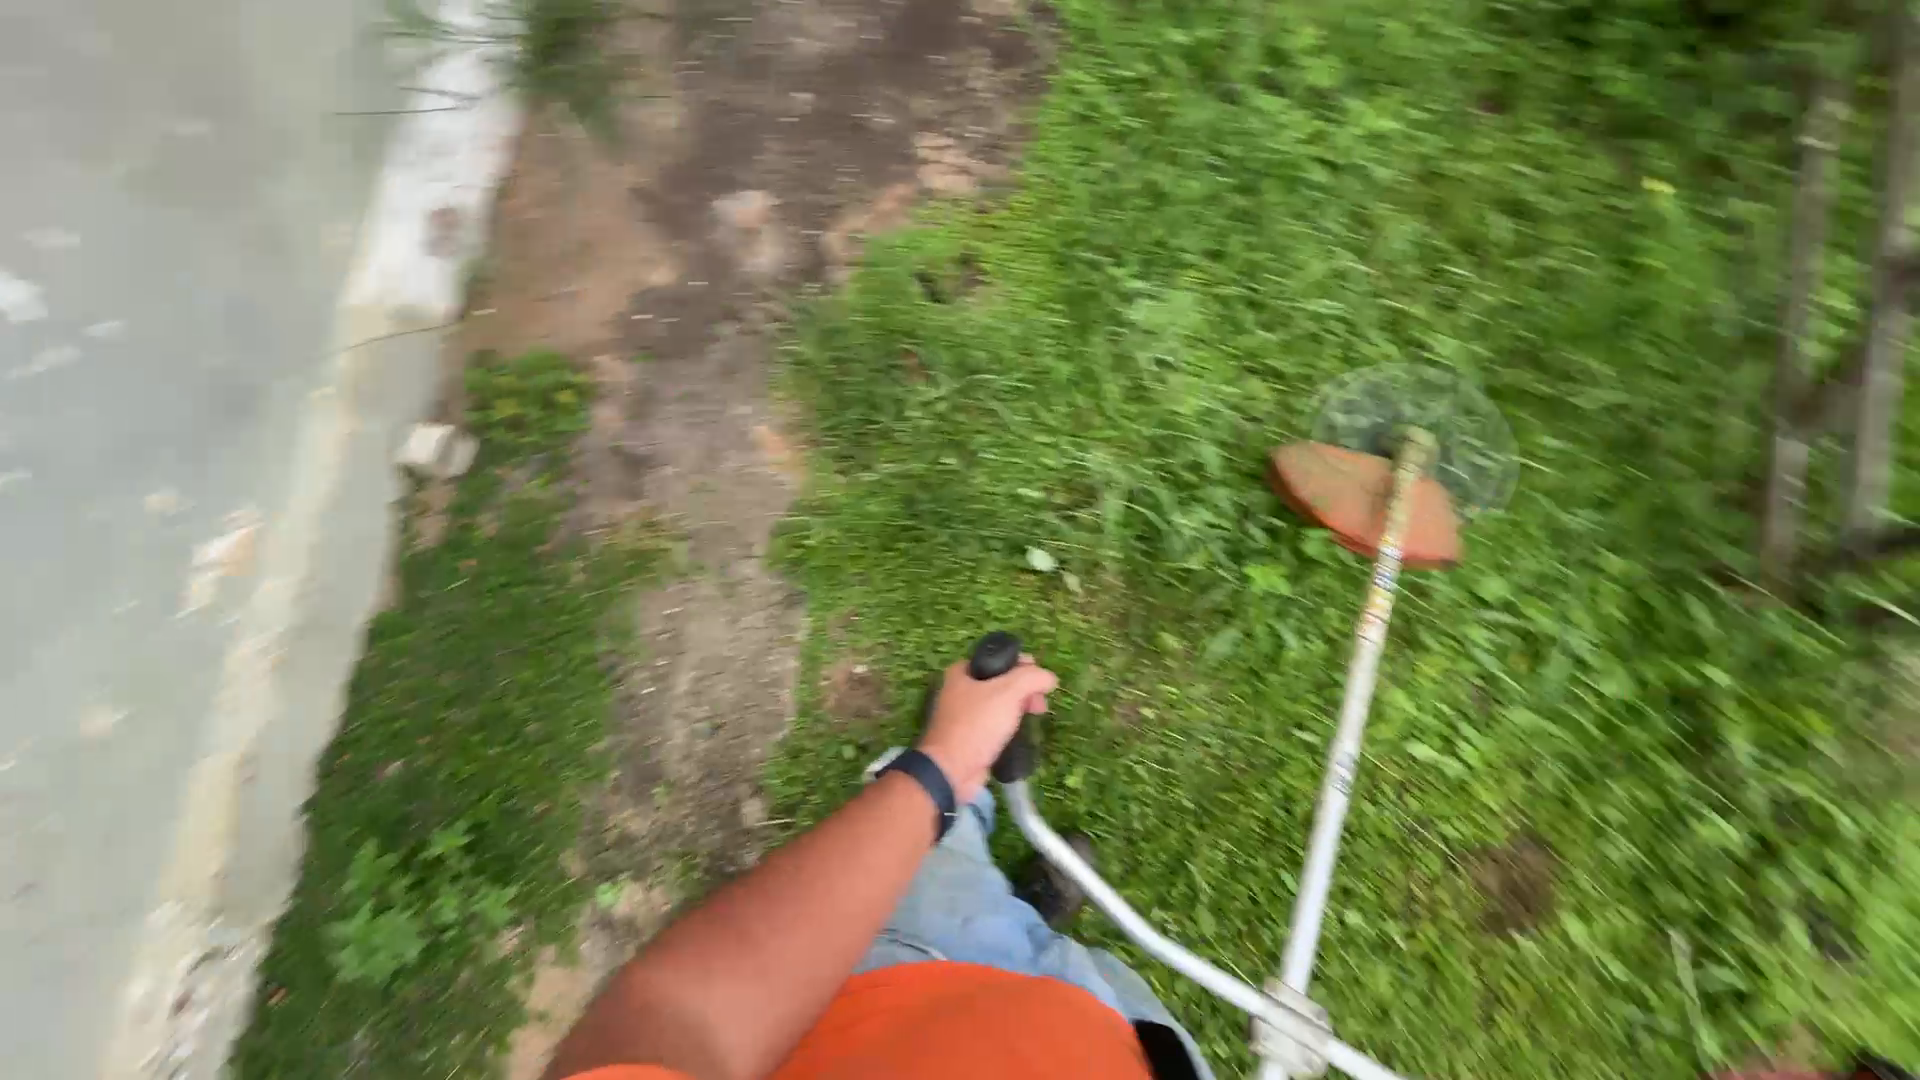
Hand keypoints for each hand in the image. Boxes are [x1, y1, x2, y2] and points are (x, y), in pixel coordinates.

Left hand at [916, 653, 1057, 802]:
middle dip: (1026, 688)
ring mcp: (965, 714)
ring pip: (1000, 703)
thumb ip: (1031, 678)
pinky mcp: (971, 735)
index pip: (999, 658)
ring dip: (1021, 706)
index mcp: (962, 671)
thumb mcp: (1008, 692)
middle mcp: (960, 689)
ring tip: (1038, 714)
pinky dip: (1011, 723)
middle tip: (1041, 701)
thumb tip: (1049, 677)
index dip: (1023, 665)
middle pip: (1002, 681)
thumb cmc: (978, 723)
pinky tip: (1023, 730)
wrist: (953, 769)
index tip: (1041, 678)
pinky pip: (996, 722)